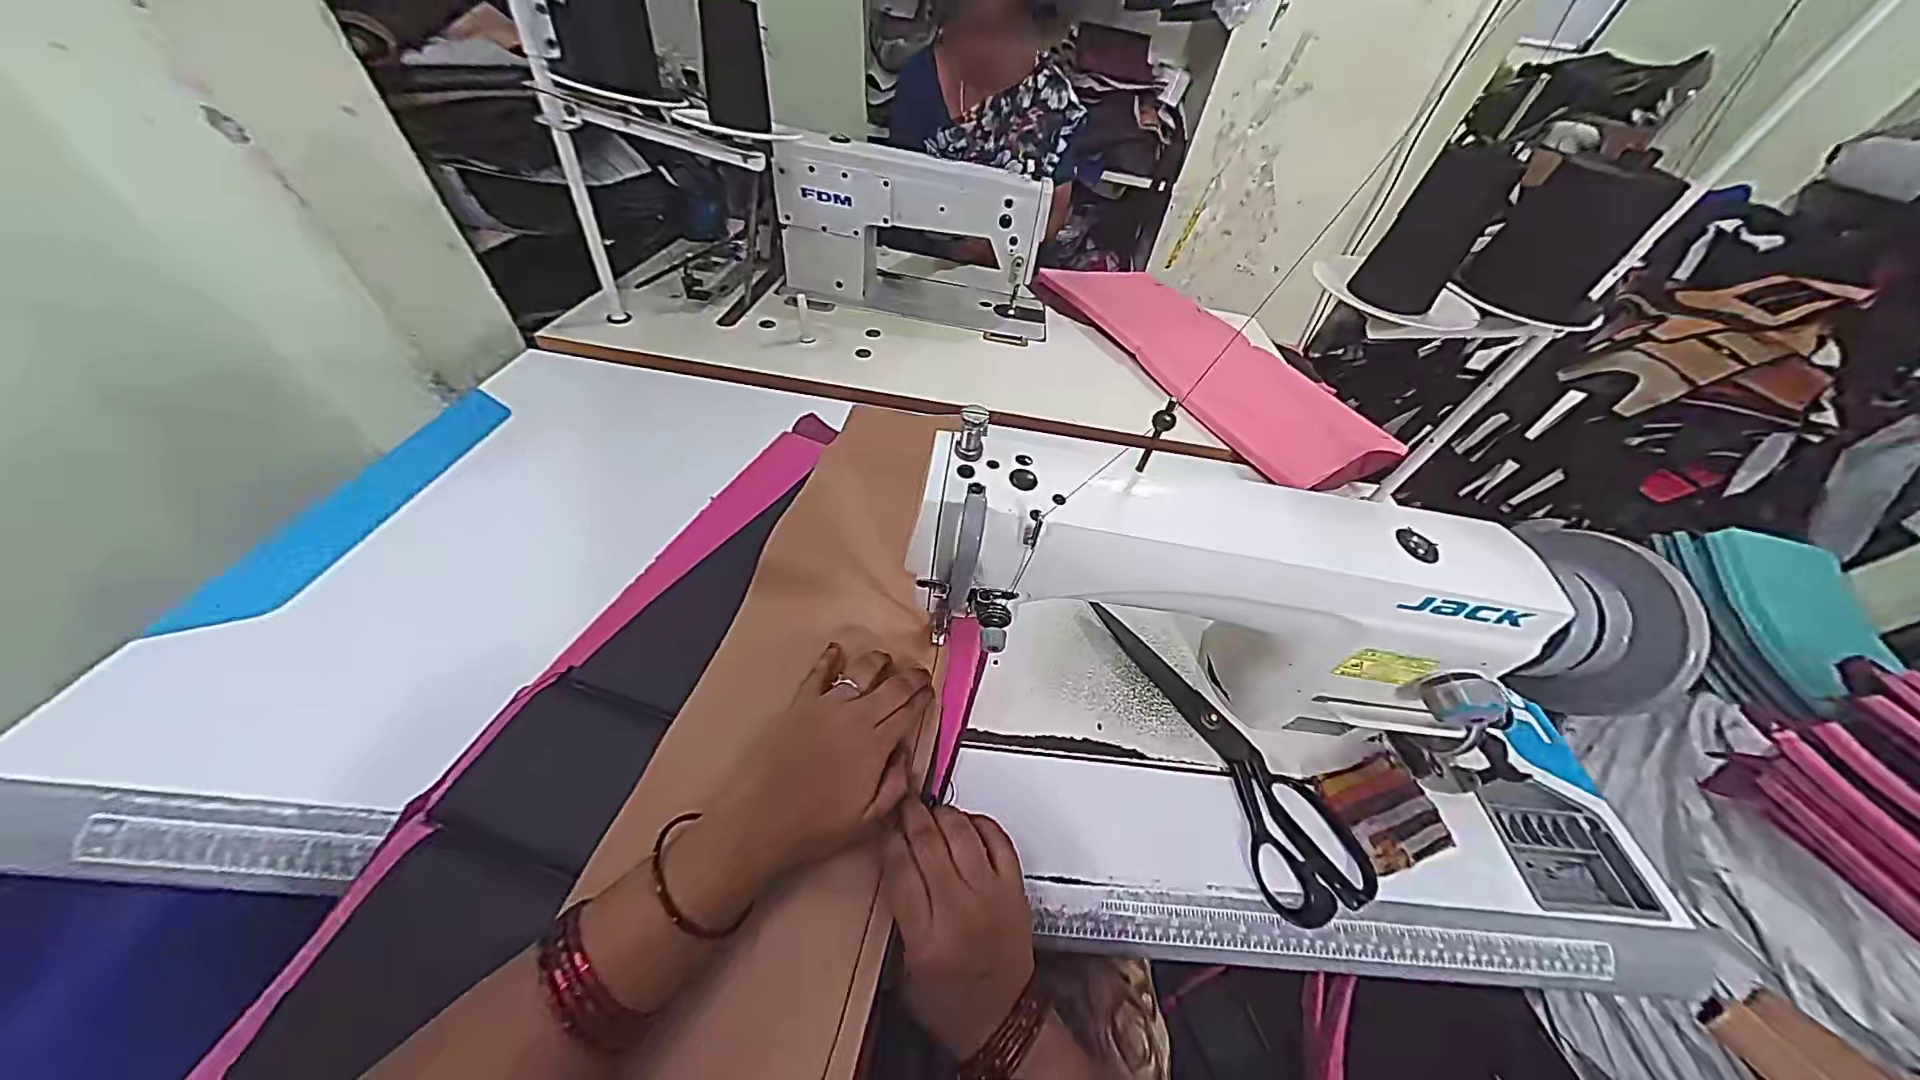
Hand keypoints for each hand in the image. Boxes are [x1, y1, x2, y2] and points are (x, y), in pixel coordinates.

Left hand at [707, 644, 932, 890]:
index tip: (928, 694)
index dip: (923, 699)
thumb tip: (906, 757)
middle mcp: (854, 718)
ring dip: (879, 663)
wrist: (761, 821)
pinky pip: (818, 673)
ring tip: (885, 661)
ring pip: (861, 671)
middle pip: (893, 686)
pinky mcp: (799, 704)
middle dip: (911, 677)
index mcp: (875, 745)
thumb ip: (896, 785)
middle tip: (918, 675)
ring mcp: (826, 707)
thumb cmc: (813, 825)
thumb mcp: (869, 818)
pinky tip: (836, 651)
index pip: (909, 711)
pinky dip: (829, 658)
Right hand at [881, 802, 1034, 1057]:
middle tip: (902, 803)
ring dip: (942, 813)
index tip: (881, 826)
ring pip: (962, 832)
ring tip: (930, 810)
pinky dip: (979, 822)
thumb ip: (895, 916)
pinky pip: (997, 838)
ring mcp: (992, 896)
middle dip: (911, 815)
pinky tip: (965, 821)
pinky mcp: (1015, 888)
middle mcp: (961, 912)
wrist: (1003, 1020)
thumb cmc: (949, 1001)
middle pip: (929, 843)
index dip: (888, 838)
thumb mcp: (904, 970)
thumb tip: (888, 856)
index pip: (900, 869)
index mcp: (927, 939)